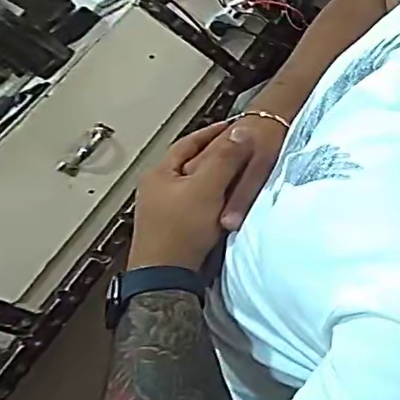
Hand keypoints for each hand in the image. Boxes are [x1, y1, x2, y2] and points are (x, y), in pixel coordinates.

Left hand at [130, 121, 255, 269]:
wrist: (169, 274)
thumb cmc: (182, 230)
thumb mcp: (207, 188)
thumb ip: (224, 159)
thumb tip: (240, 132)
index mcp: (160, 174)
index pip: (189, 143)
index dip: (213, 132)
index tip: (233, 125)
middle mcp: (159, 188)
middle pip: (192, 161)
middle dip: (216, 152)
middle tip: (240, 146)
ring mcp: (167, 206)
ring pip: (197, 180)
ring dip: (217, 173)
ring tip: (239, 169)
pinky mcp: (178, 223)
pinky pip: (201, 197)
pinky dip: (217, 191)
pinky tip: (229, 196)